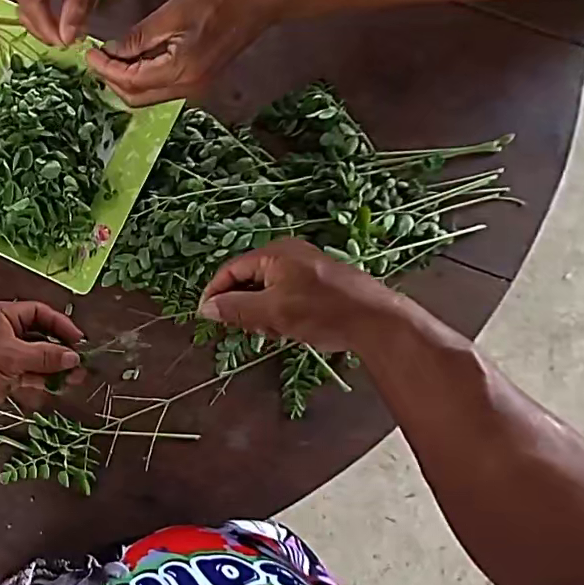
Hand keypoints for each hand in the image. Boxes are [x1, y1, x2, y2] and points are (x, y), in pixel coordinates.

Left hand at [0, 301, 86, 420]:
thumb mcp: (12, 356)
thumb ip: (45, 356)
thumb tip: (74, 357)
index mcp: (1, 314)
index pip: (38, 312)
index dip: (60, 324)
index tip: (78, 339)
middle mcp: (4, 330)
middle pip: (40, 334)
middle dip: (60, 349)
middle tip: (80, 361)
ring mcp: (5, 353)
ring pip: (38, 356)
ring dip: (56, 366)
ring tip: (76, 377)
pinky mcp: (6, 373)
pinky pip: (32, 372)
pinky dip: (45, 378)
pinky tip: (60, 385)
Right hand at [17, 0, 139, 45]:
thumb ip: (79, 2)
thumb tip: (67, 37)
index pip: (32, 2)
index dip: (46, 29)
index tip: (66, 45)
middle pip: (26, 3)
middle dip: (43, 27)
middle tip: (68, 43)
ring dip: (46, 20)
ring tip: (68, 33)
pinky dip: (50, 7)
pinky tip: (66, 16)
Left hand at [87, 0, 278, 105]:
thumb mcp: (174, 11)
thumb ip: (140, 37)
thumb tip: (112, 51)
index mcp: (180, 72)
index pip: (130, 82)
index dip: (106, 69)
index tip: (89, 53)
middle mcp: (187, 89)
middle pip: (137, 98)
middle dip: (112, 80)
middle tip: (96, 57)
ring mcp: (194, 88)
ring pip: (148, 95)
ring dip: (126, 80)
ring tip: (110, 57)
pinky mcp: (199, 79)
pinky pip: (163, 86)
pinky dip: (143, 76)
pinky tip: (133, 57)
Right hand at [196, 239, 398, 352]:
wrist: (376, 320)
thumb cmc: (323, 312)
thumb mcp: (272, 312)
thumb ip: (235, 309)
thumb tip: (207, 308)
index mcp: (275, 253)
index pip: (230, 270)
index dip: (215, 293)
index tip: (207, 317)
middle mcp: (288, 253)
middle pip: (247, 280)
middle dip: (243, 307)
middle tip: (250, 329)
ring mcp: (304, 267)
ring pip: (265, 291)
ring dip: (261, 314)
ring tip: (275, 331)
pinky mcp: (316, 282)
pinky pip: (284, 295)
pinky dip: (278, 313)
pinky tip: (290, 329)